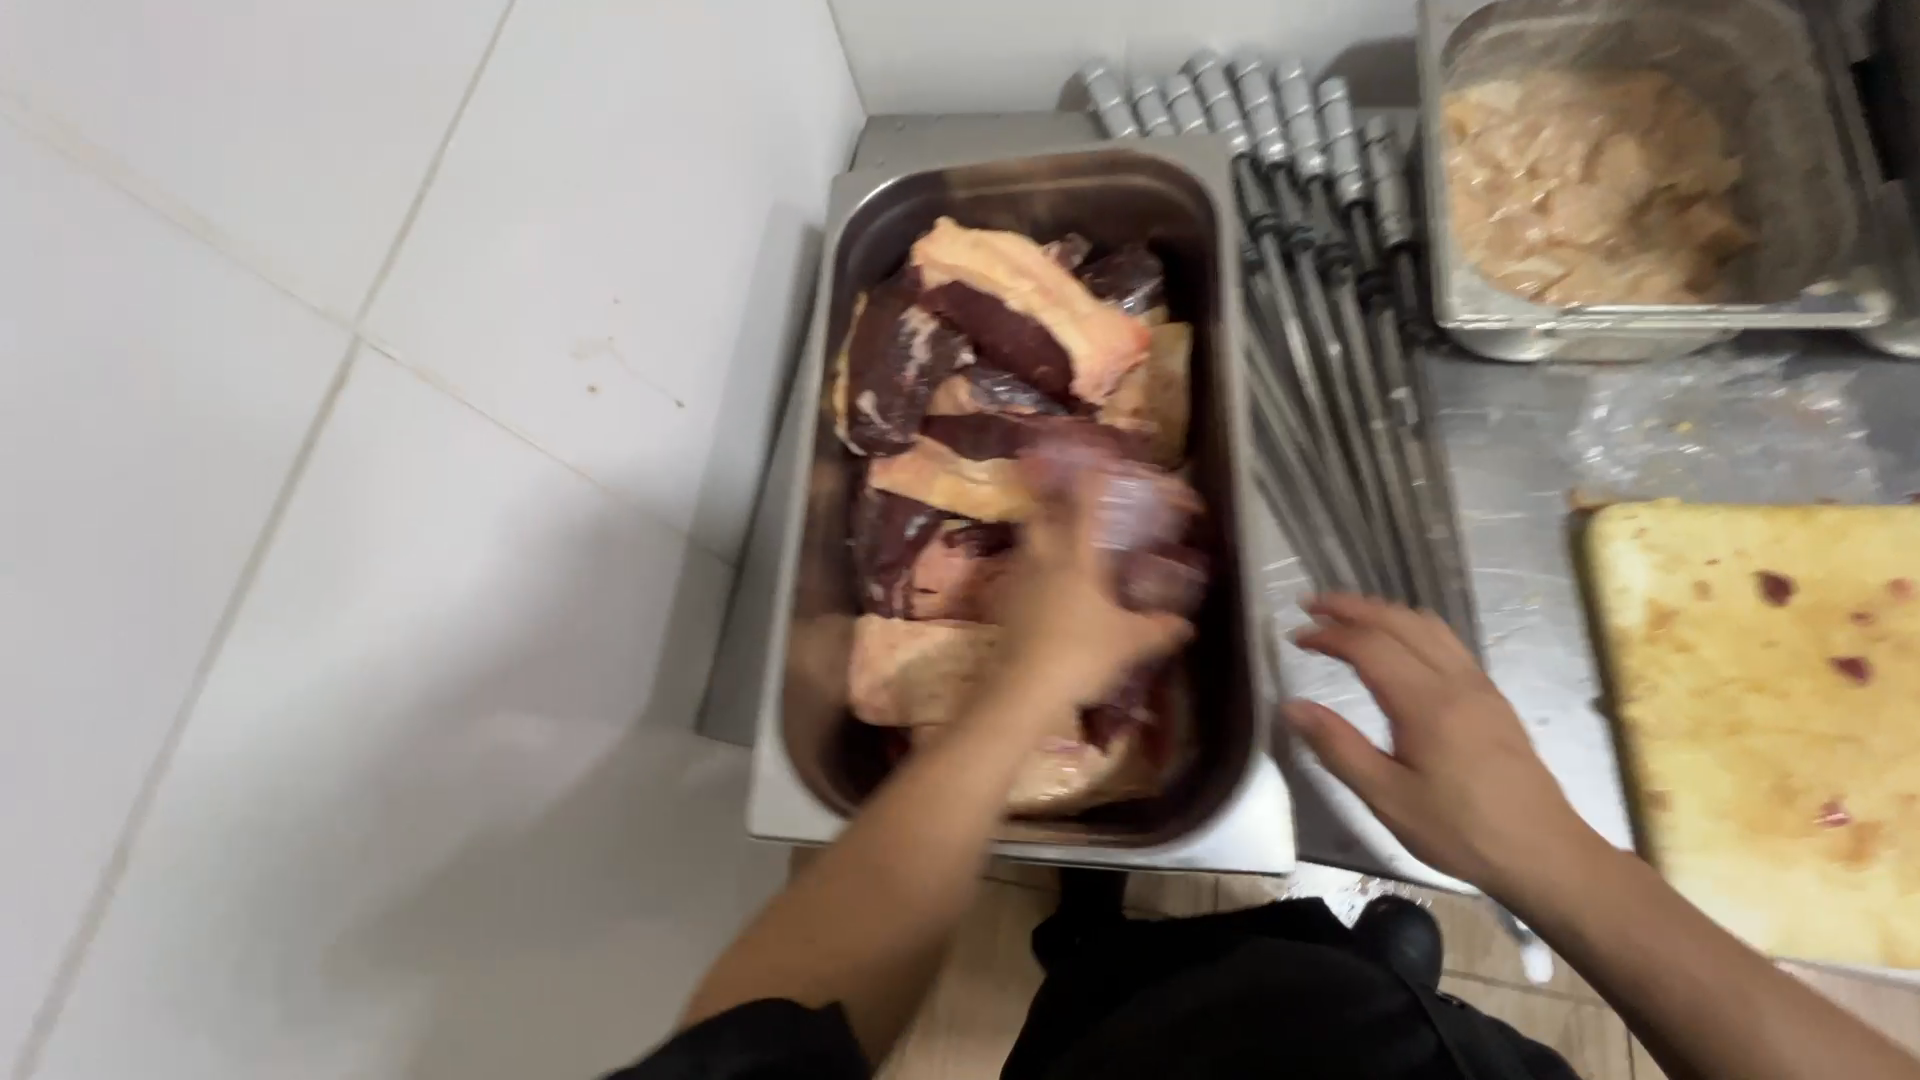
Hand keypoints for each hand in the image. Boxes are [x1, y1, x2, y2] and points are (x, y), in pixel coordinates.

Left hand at [988, 473, 1190, 718]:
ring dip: (1037, 539)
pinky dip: (1028, 575)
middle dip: (1049, 505)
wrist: (1024, 687)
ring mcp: (1018, 583)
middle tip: (1063, 501)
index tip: (1095, 462)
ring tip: (1054, 545)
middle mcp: (1043, 561)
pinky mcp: (1004, 608)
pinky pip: (1016, 579)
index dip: (1090, 483)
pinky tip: (1038, 590)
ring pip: (1024, 546)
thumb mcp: (1130, 643)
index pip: (1083, 509)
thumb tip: (1186, 624)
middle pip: (1039, 519)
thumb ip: (1158, 629)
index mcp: (1076, 559)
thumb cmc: (1081, 653)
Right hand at [1284, 593, 1601, 895]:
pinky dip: (1409, 625)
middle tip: (1311, 605)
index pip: (1369, 645)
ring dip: (1382, 611)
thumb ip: (1337, 747)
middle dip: (1351, 607)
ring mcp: (1480, 686)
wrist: (1547, 856)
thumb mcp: (1387, 798)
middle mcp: (1456, 682)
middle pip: (1399, 621)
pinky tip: (1395, 640)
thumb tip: (1291, 706)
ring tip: (1346, 615)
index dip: (1328, 634)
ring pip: (1427, 625)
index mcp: (1427, 704)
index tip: (1295, 638)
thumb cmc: (1461, 831)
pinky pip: (1446, 640)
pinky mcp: (1492, 697)